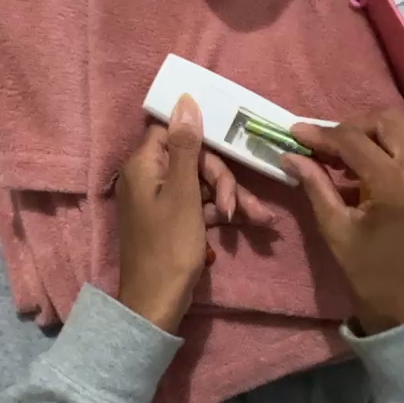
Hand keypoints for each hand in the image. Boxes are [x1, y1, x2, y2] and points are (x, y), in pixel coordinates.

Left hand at [115, 95, 275, 331]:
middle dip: (222, 179)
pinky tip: (252, 222)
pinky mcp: (173, 219)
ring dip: (230, 197)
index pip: (174, 132)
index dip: (202, 142)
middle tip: (236, 206)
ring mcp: (160, 199)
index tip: (227, 156)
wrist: (157, 302)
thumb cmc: (169, 246)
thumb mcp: (184, 193)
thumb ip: (187, 146)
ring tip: (259, 218)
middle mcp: (149, 177)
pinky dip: (221, 212)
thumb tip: (185, 99)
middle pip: (193, 158)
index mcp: (144, 165)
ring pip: (201, 184)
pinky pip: (199, 204)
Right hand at [283, 108, 403, 334]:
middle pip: (388, 121)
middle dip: (352, 127)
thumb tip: (291, 154)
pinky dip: (391, 152)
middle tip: (328, 146)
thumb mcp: (335, 229)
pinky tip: (368, 172)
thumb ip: (315, 184)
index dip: (323, 135)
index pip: (355, 141)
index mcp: (396, 189)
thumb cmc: (369, 275)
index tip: (297, 134)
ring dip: (373, 137)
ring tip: (345, 159)